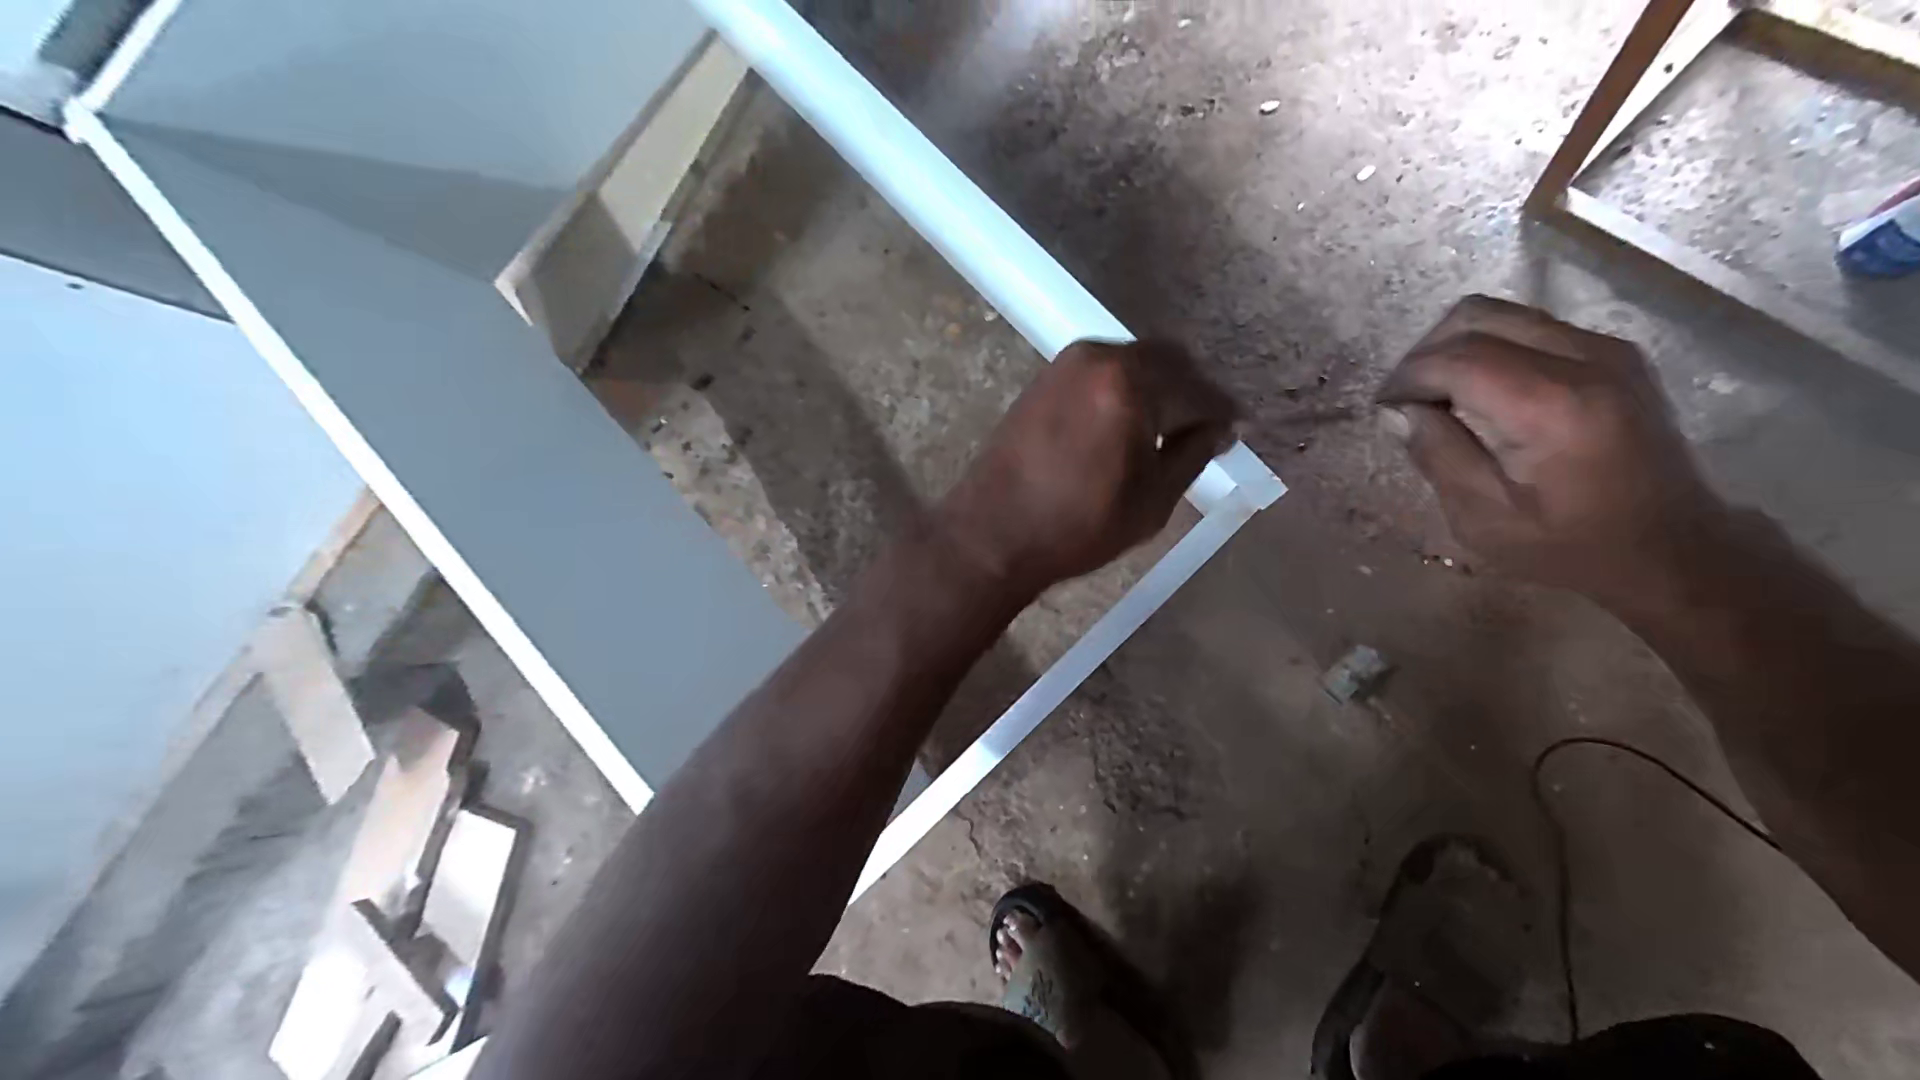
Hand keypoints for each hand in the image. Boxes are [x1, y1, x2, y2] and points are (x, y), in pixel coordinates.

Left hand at [936, 340, 1236, 598]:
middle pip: (1167, 361)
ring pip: (1133, 363)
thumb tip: (1217, 429)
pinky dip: (1123, 389)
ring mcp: (1067, 363)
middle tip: (1200, 432)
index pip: (1198, 389)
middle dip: (1190, 393)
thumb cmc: (1077, 526)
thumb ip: (1192, 454)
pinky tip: (1125, 424)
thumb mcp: (1151, 500)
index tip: (1234, 433)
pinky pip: (1102, 372)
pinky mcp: (1045, 378)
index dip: (1222, 413)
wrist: (992, 532)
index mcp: (1131, 384)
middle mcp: (1099, 357)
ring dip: (1156, 389)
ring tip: (1162, 432)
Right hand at [1378, 295, 1728, 610]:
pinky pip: (1529, 328)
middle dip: (1424, 354)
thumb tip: (1396, 412)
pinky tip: (1474, 392)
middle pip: (1476, 318)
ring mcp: (1605, 351)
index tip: (1382, 409)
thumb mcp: (1483, 517)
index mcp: (1549, 406)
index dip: (1404, 379)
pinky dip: (1486, 349)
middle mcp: (1584, 360)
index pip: (1454, 359)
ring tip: (1434, 394)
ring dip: (1453, 347)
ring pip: (1501, 315)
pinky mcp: (1612, 356)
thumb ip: (1437, 454)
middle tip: (1405, 399)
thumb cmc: (1569, 545)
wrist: (1670, 548)